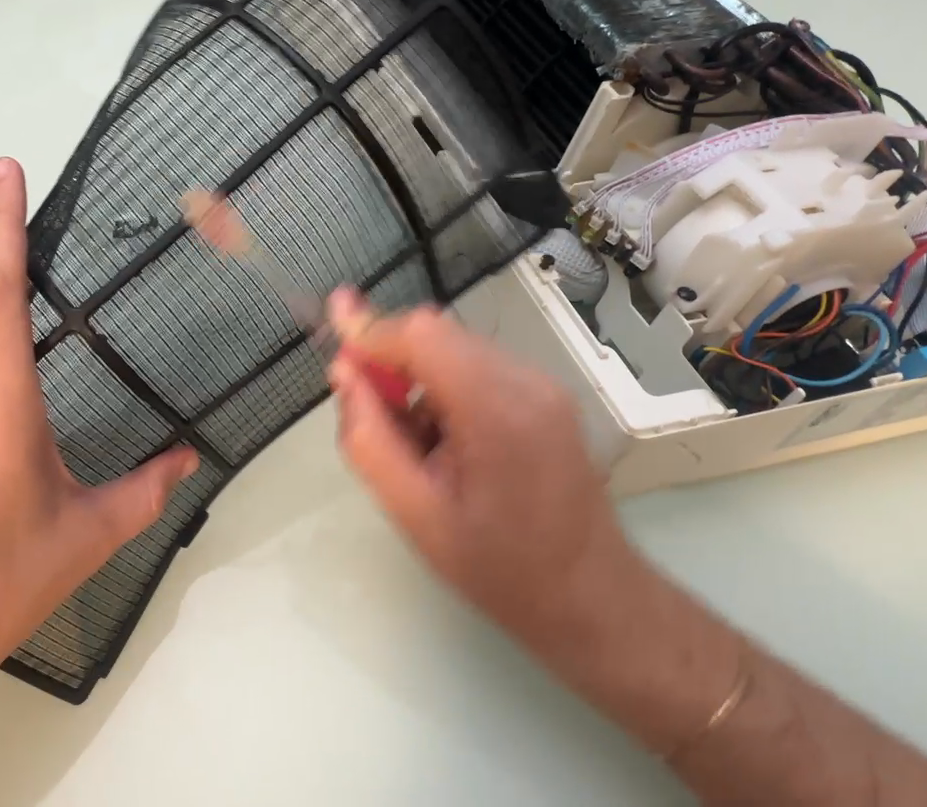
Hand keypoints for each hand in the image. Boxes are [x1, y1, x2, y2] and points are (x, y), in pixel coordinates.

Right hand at [324, 287, 634, 647]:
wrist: (594, 600)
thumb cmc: (500, 569)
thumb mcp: (415, 514)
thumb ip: (369, 439)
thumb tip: (344, 374)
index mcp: (496, 411)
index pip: (421, 335)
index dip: (370, 328)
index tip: (332, 327)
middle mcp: (527, 382)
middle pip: (438, 335)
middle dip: (390, 358)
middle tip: (363, 406)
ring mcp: (544, 386)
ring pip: (456, 349)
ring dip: (418, 376)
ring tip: (412, 442)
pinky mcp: (550, 397)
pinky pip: (479, 368)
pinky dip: (446, 387)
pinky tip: (445, 442)